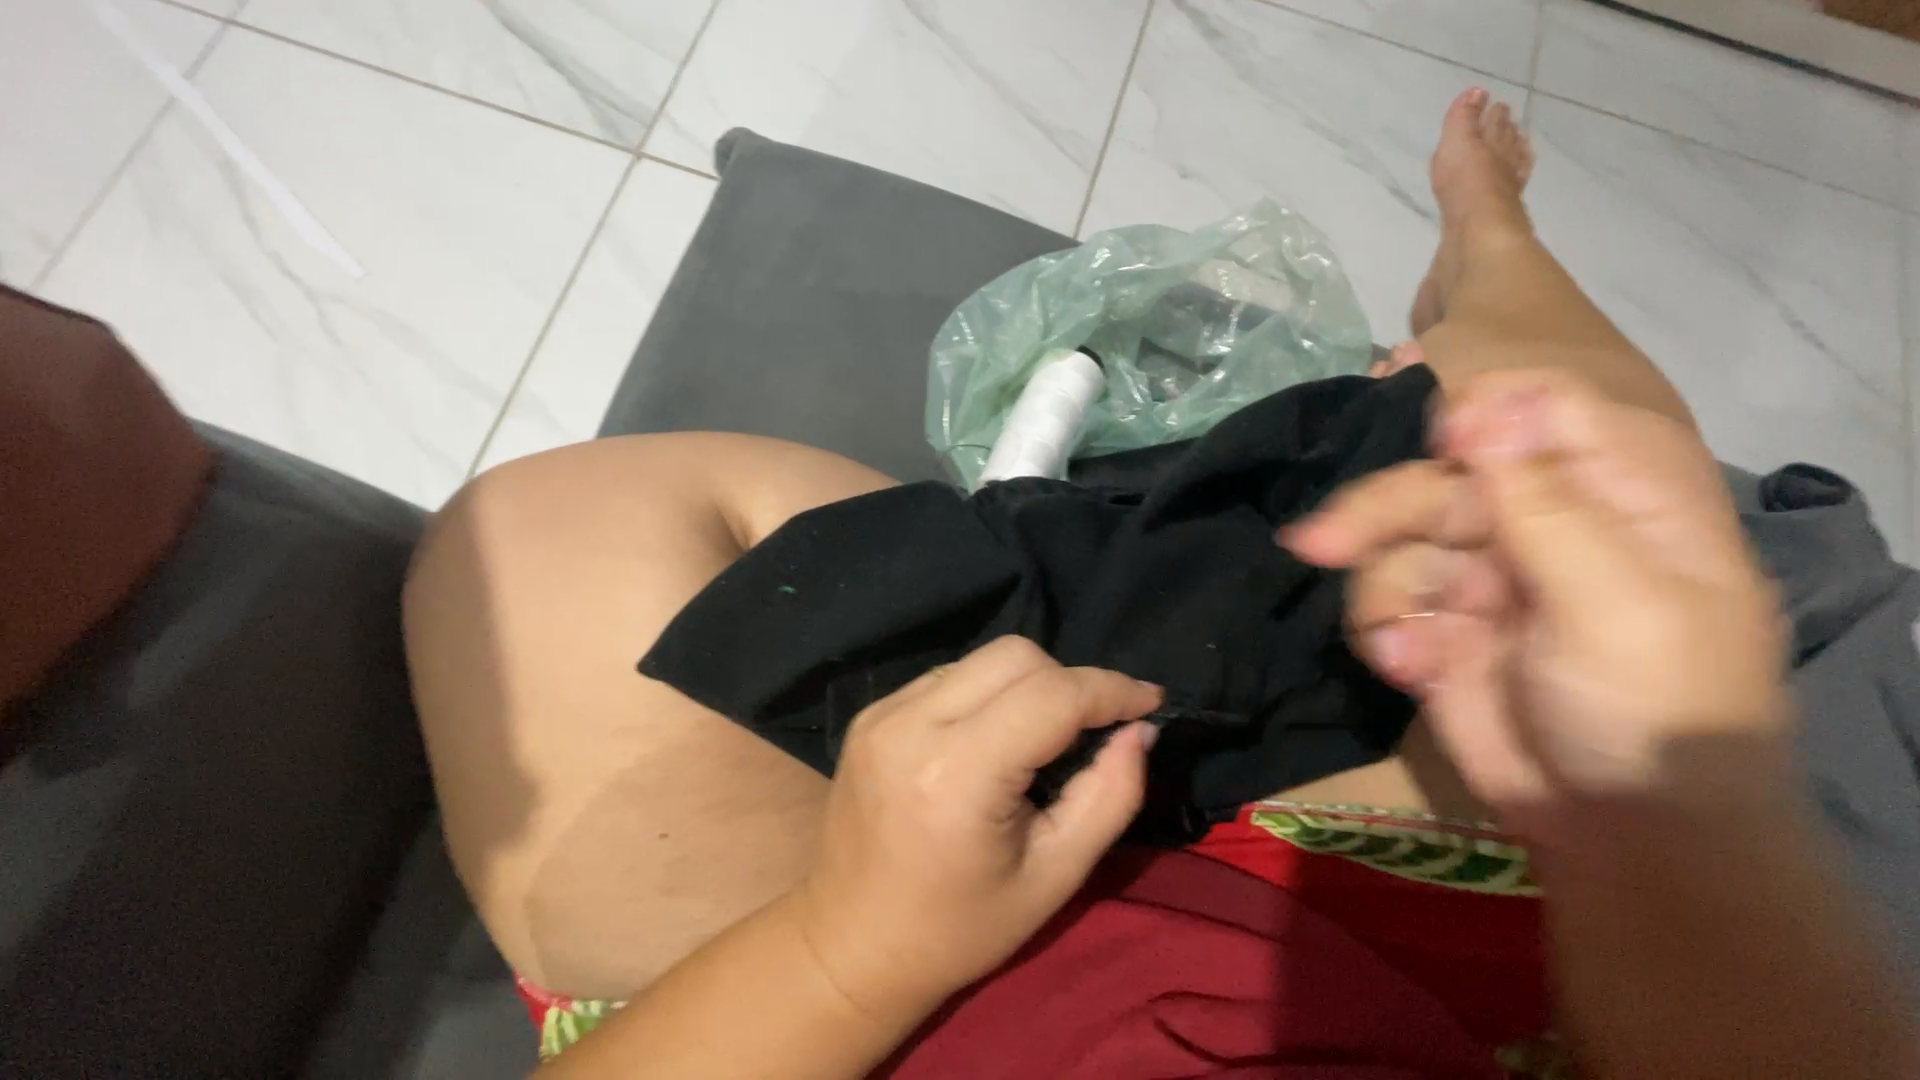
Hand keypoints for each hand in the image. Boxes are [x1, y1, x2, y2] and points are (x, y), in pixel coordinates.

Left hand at [792, 636, 1160, 1021]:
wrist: (851, 943)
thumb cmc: (959, 928)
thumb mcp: (1055, 876)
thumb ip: (1109, 796)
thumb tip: (1138, 730)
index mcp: (958, 774)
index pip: (1052, 696)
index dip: (1111, 690)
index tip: (1149, 702)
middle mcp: (912, 725)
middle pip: (1015, 656)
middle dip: (1068, 682)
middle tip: (1091, 730)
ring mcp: (882, 713)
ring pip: (981, 659)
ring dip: (1027, 684)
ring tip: (1040, 739)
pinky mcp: (869, 713)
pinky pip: (948, 677)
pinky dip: (986, 693)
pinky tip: (990, 739)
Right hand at [1285, 371, 1793, 840]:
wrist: (1618, 831)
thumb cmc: (1654, 710)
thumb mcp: (1616, 604)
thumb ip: (1547, 504)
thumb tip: (1487, 404)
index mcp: (1612, 496)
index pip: (1538, 410)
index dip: (1480, 417)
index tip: (1439, 449)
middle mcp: (1538, 523)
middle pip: (1436, 479)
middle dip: (1377, 512)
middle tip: (1316, 544)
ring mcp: (1482, 576)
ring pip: (1393, 542)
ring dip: (1379, 592)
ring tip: (1395, 653)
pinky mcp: (1436, 626)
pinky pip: (1381, 602)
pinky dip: (1383, 634)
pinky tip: (1409, 670)